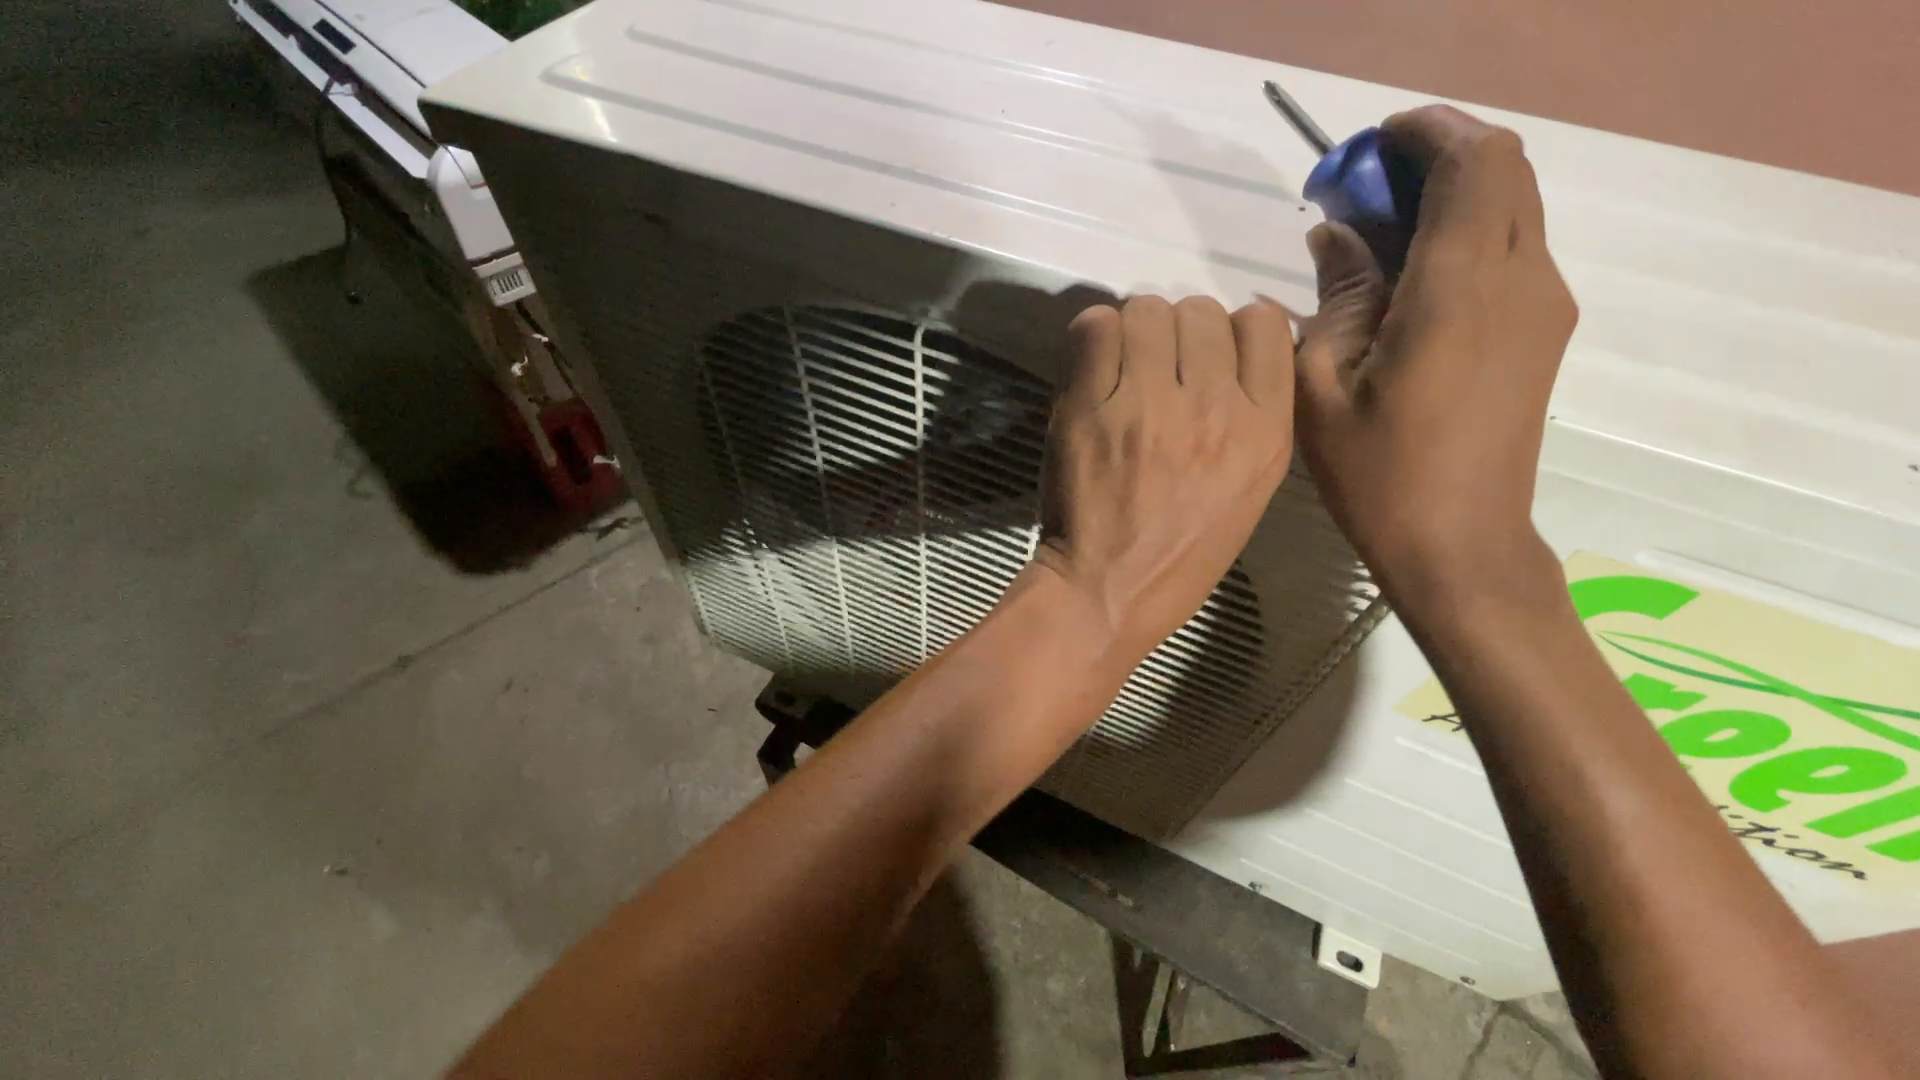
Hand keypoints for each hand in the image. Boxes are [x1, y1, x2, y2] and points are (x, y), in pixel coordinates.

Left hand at [1031, 295, 1294, 661]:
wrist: (1106, 591)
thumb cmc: (1180, 554)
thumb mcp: (1248, 489)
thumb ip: (1248, 416)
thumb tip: (1225, 354)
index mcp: (1266, 432)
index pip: (1264, 322)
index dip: (1233, 330)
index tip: (1209, 357)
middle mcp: (1215, 408)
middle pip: (1201, 309)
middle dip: (1178, 331)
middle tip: (1156, 368)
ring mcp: (1150, 404)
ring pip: (1148, 309)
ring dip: (1134, 330)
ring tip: (1121, 370)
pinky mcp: (1091, 406)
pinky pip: (1096, 326)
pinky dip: (1094, 336)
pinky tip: (1093, 369)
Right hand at [1294, 105, 1577, 607]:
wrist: (1462, 546)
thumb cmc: (1379, 475)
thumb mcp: (1322, 388)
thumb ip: (1335, 298)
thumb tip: (1337, 237)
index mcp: (1459, 291)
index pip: (1473, 161)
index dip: (1423, 134)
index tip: (1363, 151)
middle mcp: (1520, 281)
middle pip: (1503, 168)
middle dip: (1434, 157)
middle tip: (1362, 193)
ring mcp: (1543, 306)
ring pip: (1512, 205)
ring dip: (1450, 195)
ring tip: (1376, 235)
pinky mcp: (1544, 331)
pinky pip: (1512, 247)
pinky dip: (1465, 233)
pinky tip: (1407, 278)